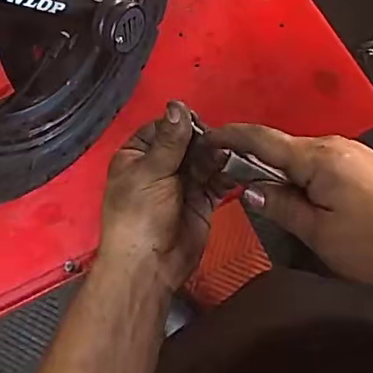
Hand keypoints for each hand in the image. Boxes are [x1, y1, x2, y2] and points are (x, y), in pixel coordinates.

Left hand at [98, 101, 219, 292]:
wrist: (150, 268)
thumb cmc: (138, 216)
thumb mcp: (151, 172)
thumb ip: (170, 140)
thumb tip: (177, 105)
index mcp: (137, 154)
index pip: (164, 127)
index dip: (182, 124)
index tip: (200, 124)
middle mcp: (160, 165)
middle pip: (188, 142)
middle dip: (204, 140)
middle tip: (220, 141)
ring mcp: (182, 183)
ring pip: (204, 159)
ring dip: (216, 156)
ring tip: (227, 156)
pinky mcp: (201, 200)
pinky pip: (217, 180)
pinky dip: (226, 174)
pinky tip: (235, 167)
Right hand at [206, 124, 372, 289]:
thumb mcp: (322, 235)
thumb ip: (282, 207)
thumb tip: (249, 188)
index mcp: (318, 156)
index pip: (263, 139)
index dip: (232, 136)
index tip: (206, 136)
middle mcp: (335, 144)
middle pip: (284, 148)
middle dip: (256, 160)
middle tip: (230, 179)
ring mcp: (355, 152)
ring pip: (305, 159)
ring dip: (283, 173)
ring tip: (268, 198)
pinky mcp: (368, 165)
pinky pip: (325, 165)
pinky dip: (306, 178)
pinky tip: (307, 201)